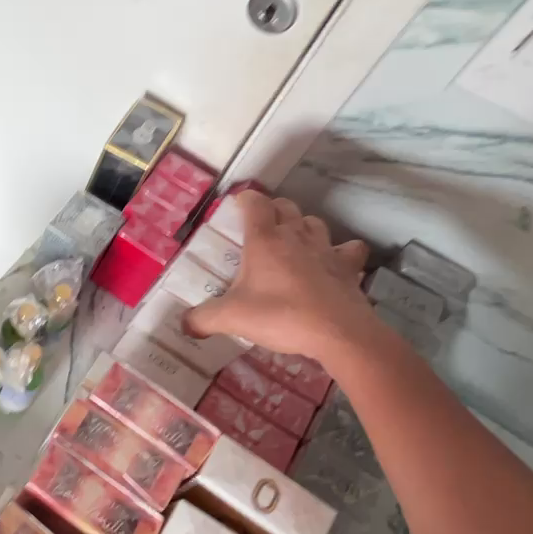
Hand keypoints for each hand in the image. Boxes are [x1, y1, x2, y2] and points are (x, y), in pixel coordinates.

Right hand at [182, 191, 380, 364]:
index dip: (245, 199)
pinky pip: (348, 248)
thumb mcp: (231, 318)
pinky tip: (332, 261)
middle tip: (259, 226)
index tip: (235, 206)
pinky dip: (340, 251)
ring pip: (314, 222)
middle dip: (271, 210)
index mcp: (264, 240)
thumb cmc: (281, 316)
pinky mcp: (348, 266)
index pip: (255, 203)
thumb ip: (203, 318)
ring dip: (302, 225)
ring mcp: (325, 249)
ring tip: (292, 241)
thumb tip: (184, 324)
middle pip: (285, 206)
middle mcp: (295, 236)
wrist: (338, 333)